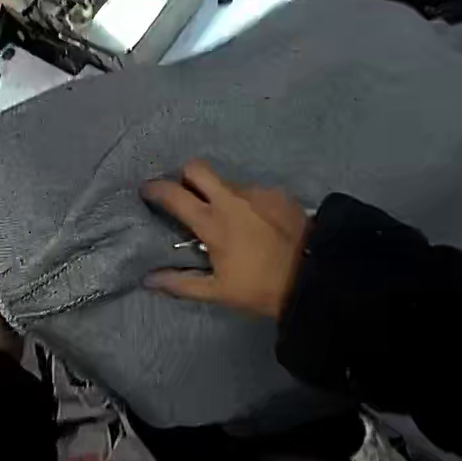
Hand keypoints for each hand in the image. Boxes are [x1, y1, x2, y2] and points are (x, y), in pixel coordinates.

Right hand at [142, 161, 308, 319]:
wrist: (314, 275)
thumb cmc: (260, 287)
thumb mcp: (218, 292)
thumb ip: (181, 283)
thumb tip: (148, 278)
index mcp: (212, 222)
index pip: (174, 194)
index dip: (155, 189)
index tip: (147, 191)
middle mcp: (231, 198)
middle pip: (198, 168)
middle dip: (186, 176)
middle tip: (187, 196)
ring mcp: (257, 191)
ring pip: (228, 182)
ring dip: (221, 195)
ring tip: (232, 221)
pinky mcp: (278, 193)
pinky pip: (254, 191)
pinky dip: (248, 203)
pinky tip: (259, 223)